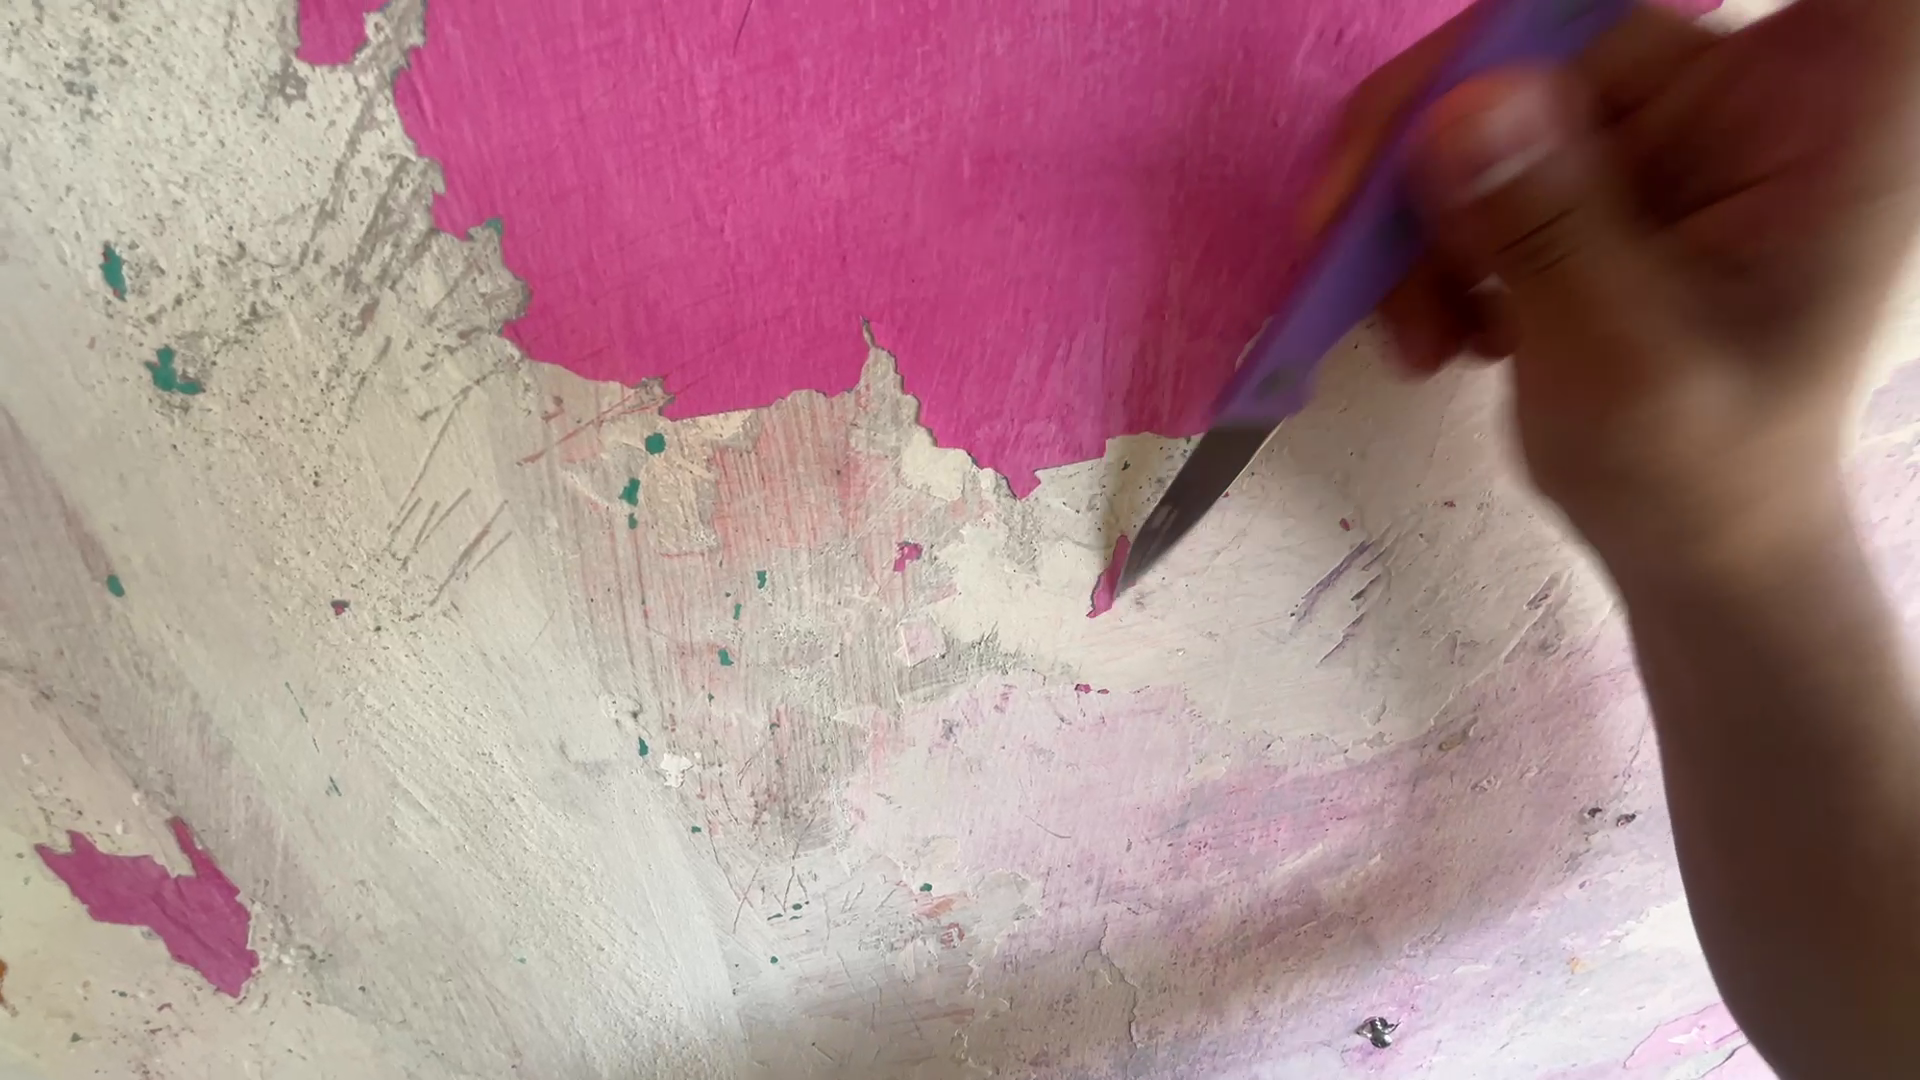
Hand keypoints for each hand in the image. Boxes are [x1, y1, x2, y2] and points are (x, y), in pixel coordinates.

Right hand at [1306, 0, 1919, 576]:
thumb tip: (1457, 110)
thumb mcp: (1616, 352)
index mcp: (1811, 98)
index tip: (1388, 150)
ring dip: (1417, 247)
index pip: (1618, 12)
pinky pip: (1469, 195)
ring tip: (1424, 345)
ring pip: (1475, 142)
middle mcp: (1732, 94)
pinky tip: (1449, 338)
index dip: (1493, 53)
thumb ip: (1547, 231)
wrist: (1687, 531)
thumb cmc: (1688, 460)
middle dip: (1423, 182)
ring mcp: (1651, 147)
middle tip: (1354, 267)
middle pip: (1527, 71)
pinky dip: (1432, 267)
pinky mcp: (1588, 194)